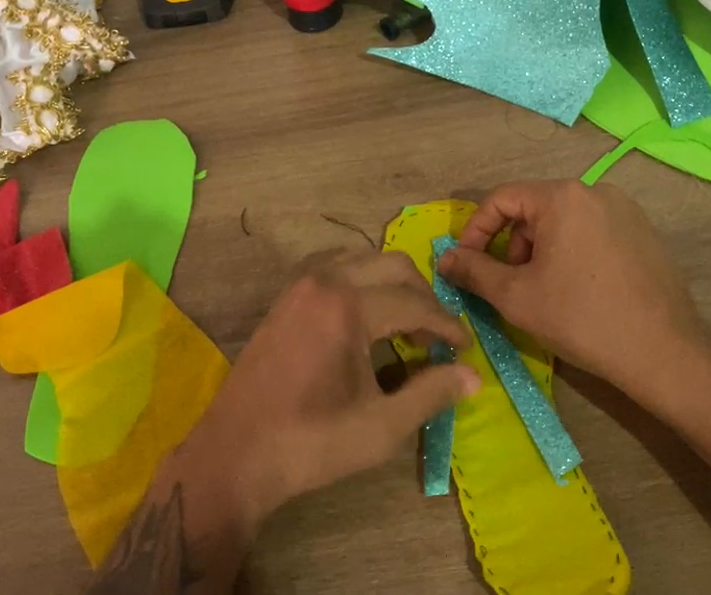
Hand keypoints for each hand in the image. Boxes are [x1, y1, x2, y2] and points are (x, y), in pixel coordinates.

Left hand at [174, 248, 479, 532]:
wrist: (237, 452)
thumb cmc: (312, 442)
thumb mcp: (381, 426)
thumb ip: (431, 393)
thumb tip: (473, 376)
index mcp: (348, 306)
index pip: (414, 302)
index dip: (447, 325)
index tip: (466, 348)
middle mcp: (325, 280)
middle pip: (392, 265)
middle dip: (423, 296)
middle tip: (437, 338)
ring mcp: (300, 283)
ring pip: (363, 258)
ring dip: (391, 284)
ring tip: (405, 326)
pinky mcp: (286, 295)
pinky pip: (335, 266)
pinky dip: (361, 280)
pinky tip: (367, 317)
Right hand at [436, 180, 710, 393]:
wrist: (665, 354)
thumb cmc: (582, 319)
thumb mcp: (516, 297)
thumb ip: (474, 271)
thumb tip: (444, 259)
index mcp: (562, 197)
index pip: (502, 198)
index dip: (476, 230)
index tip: (467, 264)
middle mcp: (595, 191)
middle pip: (534, 209)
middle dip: (512, 246)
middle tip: (509, 286)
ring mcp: (626, 211)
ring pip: (563, 222)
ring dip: (541, 252)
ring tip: (543, 293)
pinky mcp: (644, 234)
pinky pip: (592, 233)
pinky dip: (573, 254)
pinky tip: (579, 293)